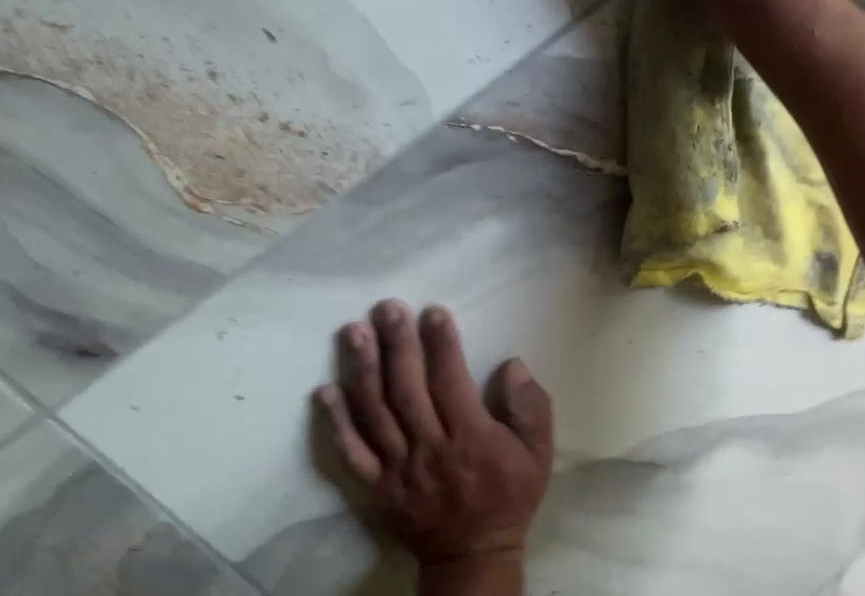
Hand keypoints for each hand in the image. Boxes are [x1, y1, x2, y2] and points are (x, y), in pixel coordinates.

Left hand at [316, 300, 553, 571]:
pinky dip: (337, 422)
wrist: (473, 557)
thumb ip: (530, 407)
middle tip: (387, 308)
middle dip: (397, 345)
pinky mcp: (377, 486)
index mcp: (471, 439)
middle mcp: (430, 449)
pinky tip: (325, 391)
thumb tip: (511, 365)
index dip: (441, 344)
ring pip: (376, 413)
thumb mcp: (539, 452)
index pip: (450, 381)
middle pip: (408, 390)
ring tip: (354, 332)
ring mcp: (399, 468)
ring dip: (363, 370)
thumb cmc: (509, 496)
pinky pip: (352, 453)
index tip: (432, 311)